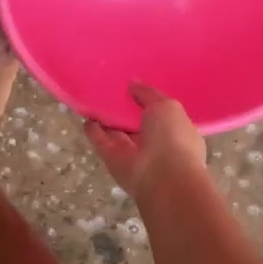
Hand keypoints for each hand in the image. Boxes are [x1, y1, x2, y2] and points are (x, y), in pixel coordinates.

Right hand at [84, 82, 208, 200]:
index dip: (149, 102)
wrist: (162, 179)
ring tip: (94, 100)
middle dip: (126, 111)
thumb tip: (133, 84)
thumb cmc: (173, 139)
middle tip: (112, 91)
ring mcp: (134, 155)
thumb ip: (149, 94)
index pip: (161, 116)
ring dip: (108, 121)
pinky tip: (85, 116)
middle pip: (137, 125)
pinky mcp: (113, 160)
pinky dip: (93, 131)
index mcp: (177, 134)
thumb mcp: (167, 106)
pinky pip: (101, 141)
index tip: (134, 88)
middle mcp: (156, 146)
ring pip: (117, 134)